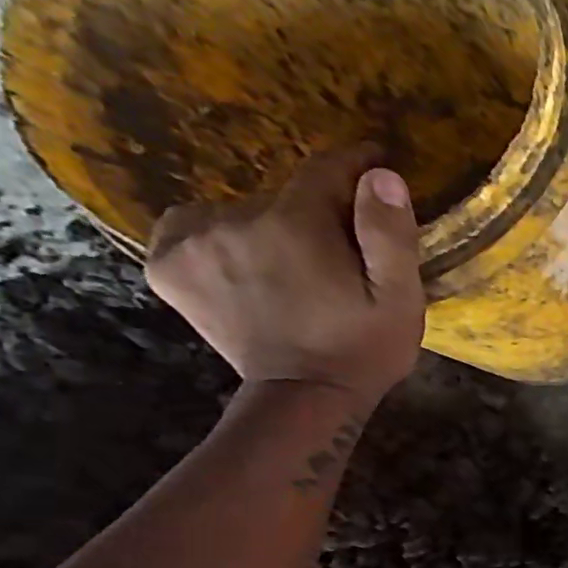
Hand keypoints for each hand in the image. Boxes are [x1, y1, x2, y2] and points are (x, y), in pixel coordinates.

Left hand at [145, 144, 425, 399]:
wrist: (304, 401)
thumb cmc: (363, 350)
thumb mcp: (400, 299)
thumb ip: (390, 233)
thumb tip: (380, 175)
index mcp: (296, 223)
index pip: (327, 168)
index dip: (355, 166)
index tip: (374, 168)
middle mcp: (235, 221)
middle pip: (285, 196)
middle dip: (315, 214)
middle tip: (340, 253)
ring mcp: (192, 244)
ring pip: (243, 212)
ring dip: (270, 229)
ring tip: (293, 270)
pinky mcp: (167, 268)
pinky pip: (190, 228)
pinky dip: (216, 239)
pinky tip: (240, 267)